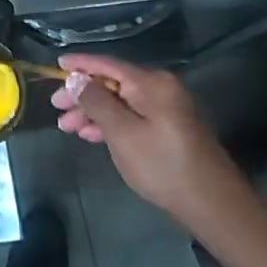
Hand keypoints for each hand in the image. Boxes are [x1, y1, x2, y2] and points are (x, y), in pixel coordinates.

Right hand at [52, 54, 250, 222]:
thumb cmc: (162, 165)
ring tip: (67, 127)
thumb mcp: (122, 132)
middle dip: (82, 94)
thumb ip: (96, 101)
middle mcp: (161, 88)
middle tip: (56, 108)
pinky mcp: (168, 126)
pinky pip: (132, 115)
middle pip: (113, 83)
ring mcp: (166, 107)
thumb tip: (76, 78)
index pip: (108, 64)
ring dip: (93, 112)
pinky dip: (110, 123)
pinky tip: (91, 135)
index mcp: (152, 83)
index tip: (56, 64)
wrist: (210, 203)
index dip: (80, 64)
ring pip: (120, 101)